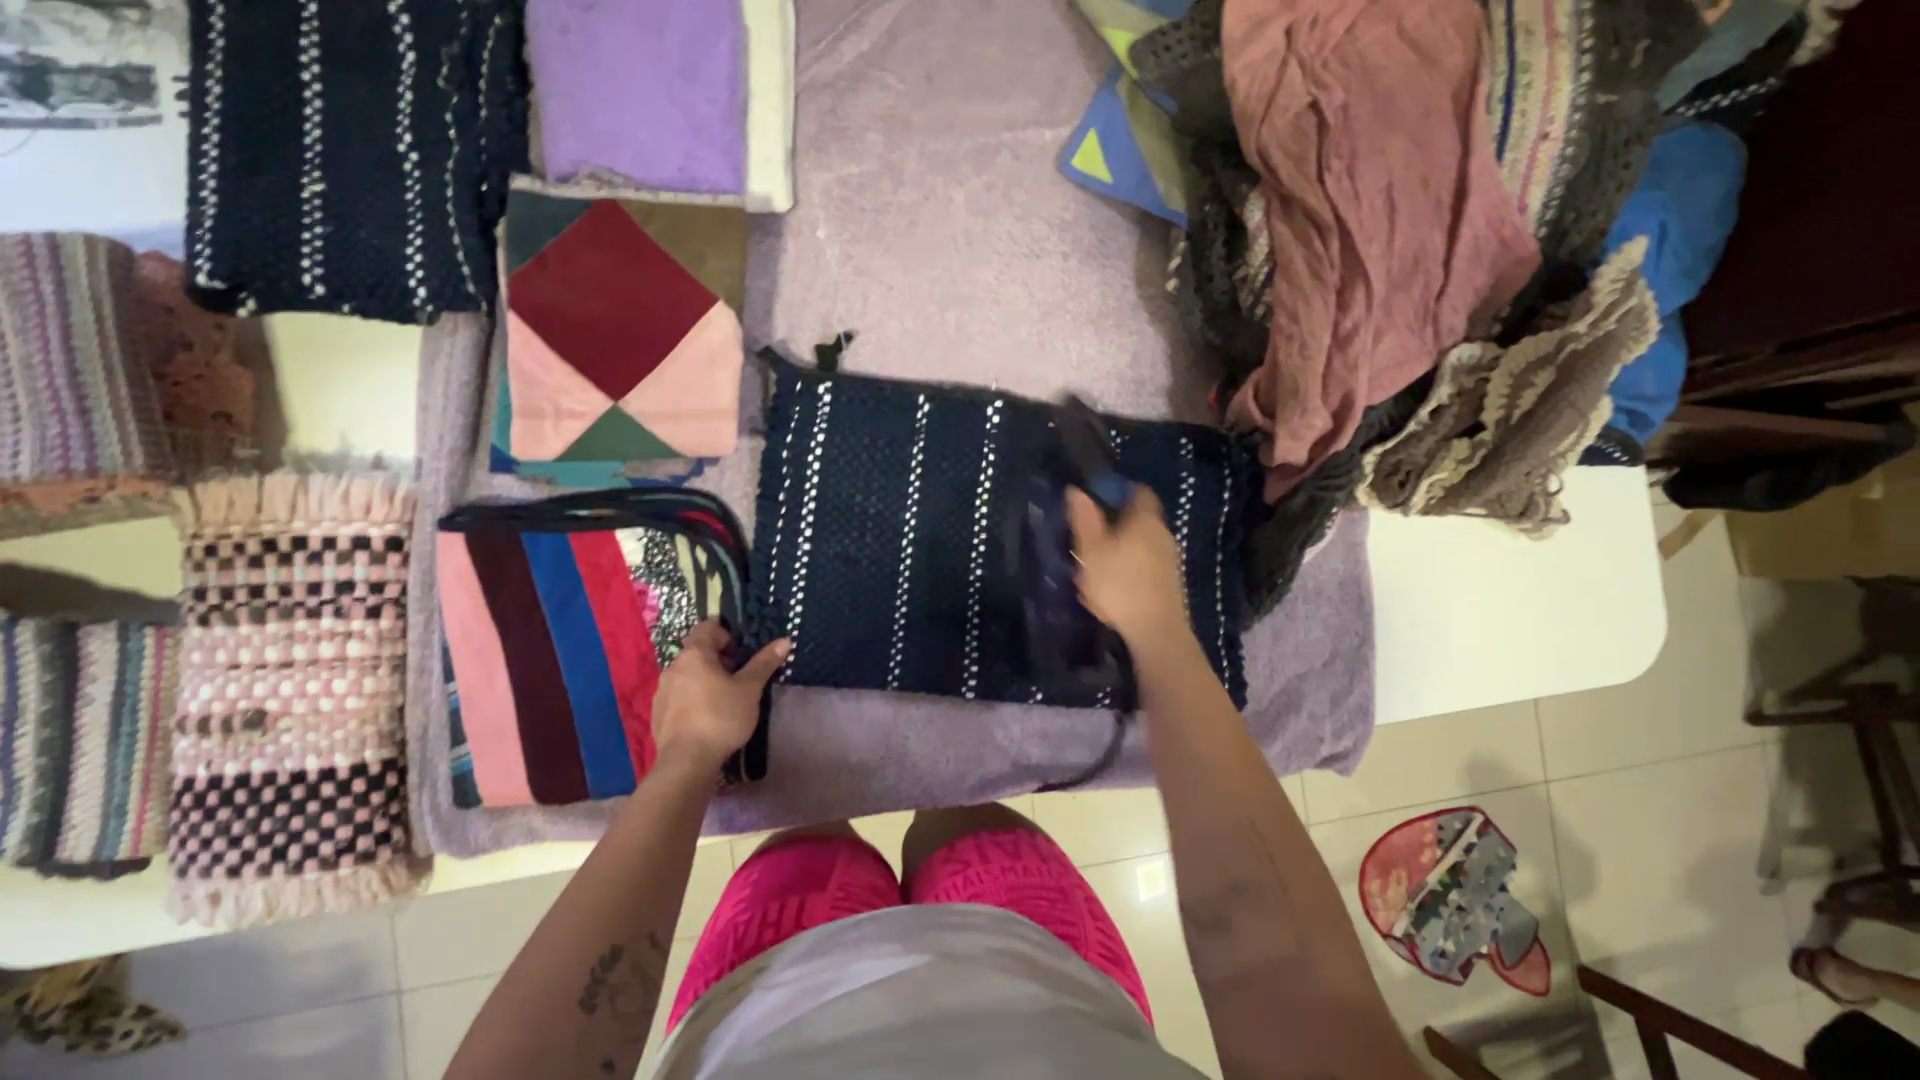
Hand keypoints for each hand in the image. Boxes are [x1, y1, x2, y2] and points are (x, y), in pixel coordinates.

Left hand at [651, 621, 789, 770]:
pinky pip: (679, 695)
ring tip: (726, 697)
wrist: (687, 761)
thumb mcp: (749, 689)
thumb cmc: (721, 717)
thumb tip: (784, 640)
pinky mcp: (658, 713)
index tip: (743, 651)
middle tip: (741, 675)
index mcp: (694, 654)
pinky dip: (693, 697)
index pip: (708, 627)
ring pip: (687, 674)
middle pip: (697, 652)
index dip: (727, 634)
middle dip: (719, 659)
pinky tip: (708, 716)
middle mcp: (673, 666)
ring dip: (705, 678)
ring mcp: (662, 690)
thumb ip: (764, 663)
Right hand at [1066, 486, 1194, 653]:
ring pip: (1143, 544)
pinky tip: (1115, 587)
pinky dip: (1131, 569)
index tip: (1099, 499)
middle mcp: (1163, 533)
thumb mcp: (1091, 551)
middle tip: (1092, 534)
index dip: (1119, 491)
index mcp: (1145, 519)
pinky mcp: (1171, 583)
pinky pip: (1147, 566)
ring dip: (1123, 549)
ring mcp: (1171, 559)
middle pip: (1141, 519)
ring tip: (1099, 564)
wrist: (1156, 630)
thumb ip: (1084, 519)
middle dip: (1118, 523)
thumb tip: (1076, 490)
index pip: (1138, 491)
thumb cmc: (1118, 584)